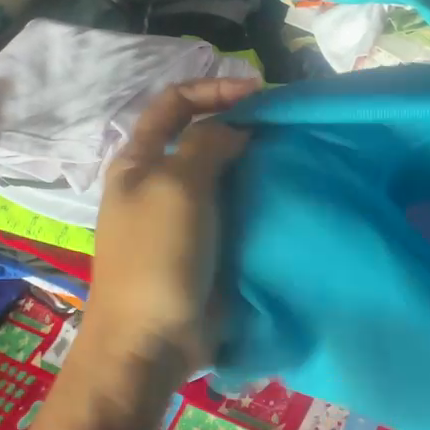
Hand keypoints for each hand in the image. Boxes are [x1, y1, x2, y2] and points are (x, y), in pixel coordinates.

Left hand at [84, 78, 260, 373]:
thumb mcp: (177, 185)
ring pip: (224, 169)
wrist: (152, 341)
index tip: (259, 92)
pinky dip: (259, 193)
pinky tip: (284, 192)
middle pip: (201, 134)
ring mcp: (184, 215)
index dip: (214, 88)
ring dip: (254, 158)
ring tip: (291, 154)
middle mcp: (159, 182)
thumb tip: (236, 131)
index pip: (174, 103)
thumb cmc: (156, 255)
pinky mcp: (209, 243)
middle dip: (240, 121)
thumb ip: (207, 143)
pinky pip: (237, 205)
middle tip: (283, 124)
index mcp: (139, 161)